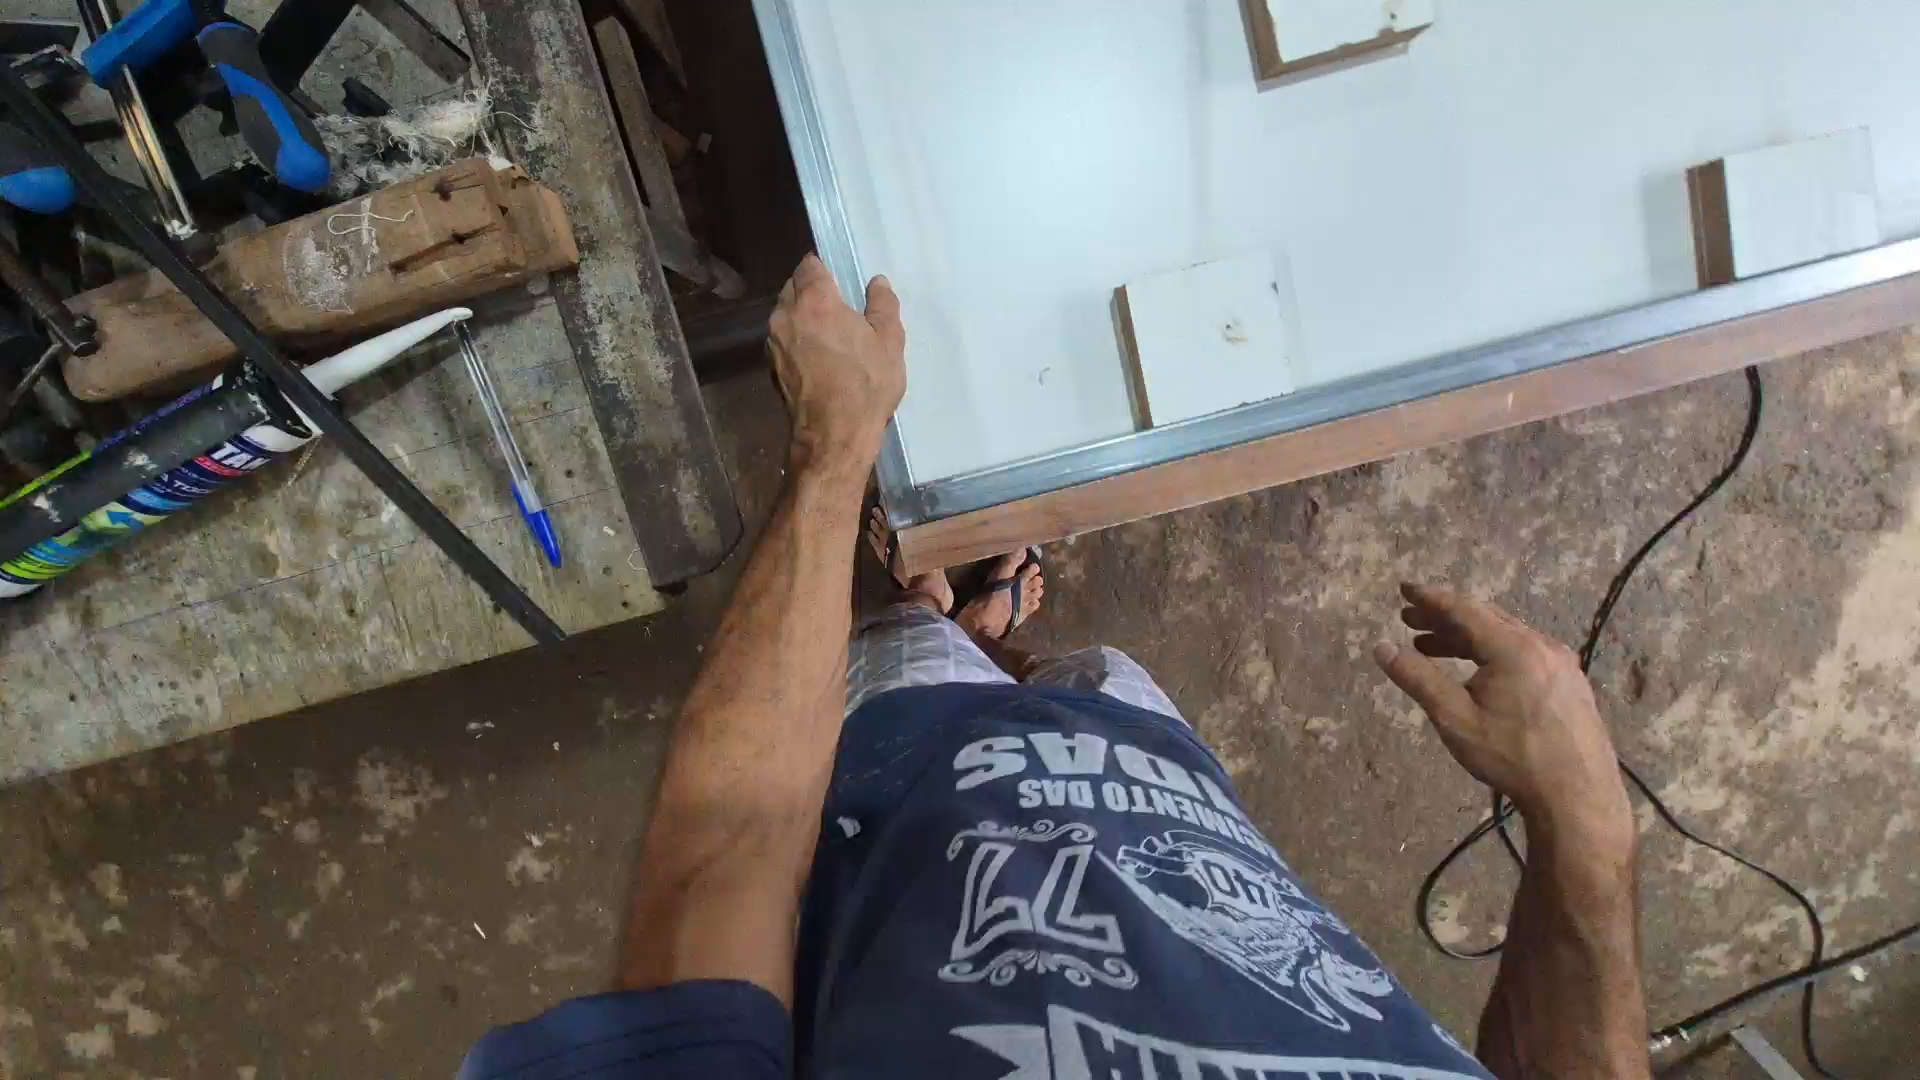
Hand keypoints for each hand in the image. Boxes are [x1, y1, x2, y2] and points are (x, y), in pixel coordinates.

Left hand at [767, 254, 906, 476]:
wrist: (834, 435)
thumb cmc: (865, 385)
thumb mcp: (889, 343)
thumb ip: (883, 305)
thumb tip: (878, 283)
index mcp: (814, 300)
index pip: (809, 265)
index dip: (824, 270)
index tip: (840, 282)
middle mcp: (785, 315)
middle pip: (793, 288)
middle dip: (812, 293)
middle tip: (839, 310)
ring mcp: (773, 343)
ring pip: (785, 316)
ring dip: (802, 319)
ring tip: (829, 337)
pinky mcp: (770, 367)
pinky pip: (782, 342)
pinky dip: (796, 343)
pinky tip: (817, 361)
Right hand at [1373, 583, 1632, 846]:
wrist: (1579, 800)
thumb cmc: (1511, 756)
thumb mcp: (1453, 717)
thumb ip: (1416, 677)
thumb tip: (1381, 646)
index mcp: (1513, 648)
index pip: (1464, 610)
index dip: (1430, 598)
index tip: (1404, 589)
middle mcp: (1542, 647)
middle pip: (1485, 618)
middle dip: (1444, 616)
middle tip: (1409, 617)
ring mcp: (1561, 666)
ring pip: (1503, 636)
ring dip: (1463, 636)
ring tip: (1429, 646)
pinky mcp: (1569, 685)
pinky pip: (1520, 651)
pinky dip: (1487, 650)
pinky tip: (1473, 669)